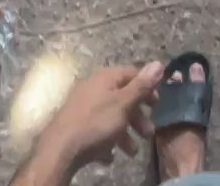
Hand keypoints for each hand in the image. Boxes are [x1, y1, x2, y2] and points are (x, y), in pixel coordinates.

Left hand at [30, 62, 161, 176]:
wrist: (59, 149)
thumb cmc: (96, 123)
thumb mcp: (123, 104)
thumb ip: (141, 85)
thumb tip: (159, 63)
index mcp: (106, 78)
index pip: (132, 73)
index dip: (147, 87)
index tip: (158, 104)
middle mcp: (94, 87)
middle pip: (122, 97)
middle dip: (137, 116)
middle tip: (148, 132)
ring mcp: (83, 106)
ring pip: (110, 116)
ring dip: (124, 132)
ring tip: (132, 152)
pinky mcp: (75, 125)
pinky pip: (97, 130)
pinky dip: (106, 141)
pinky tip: (110, 155)